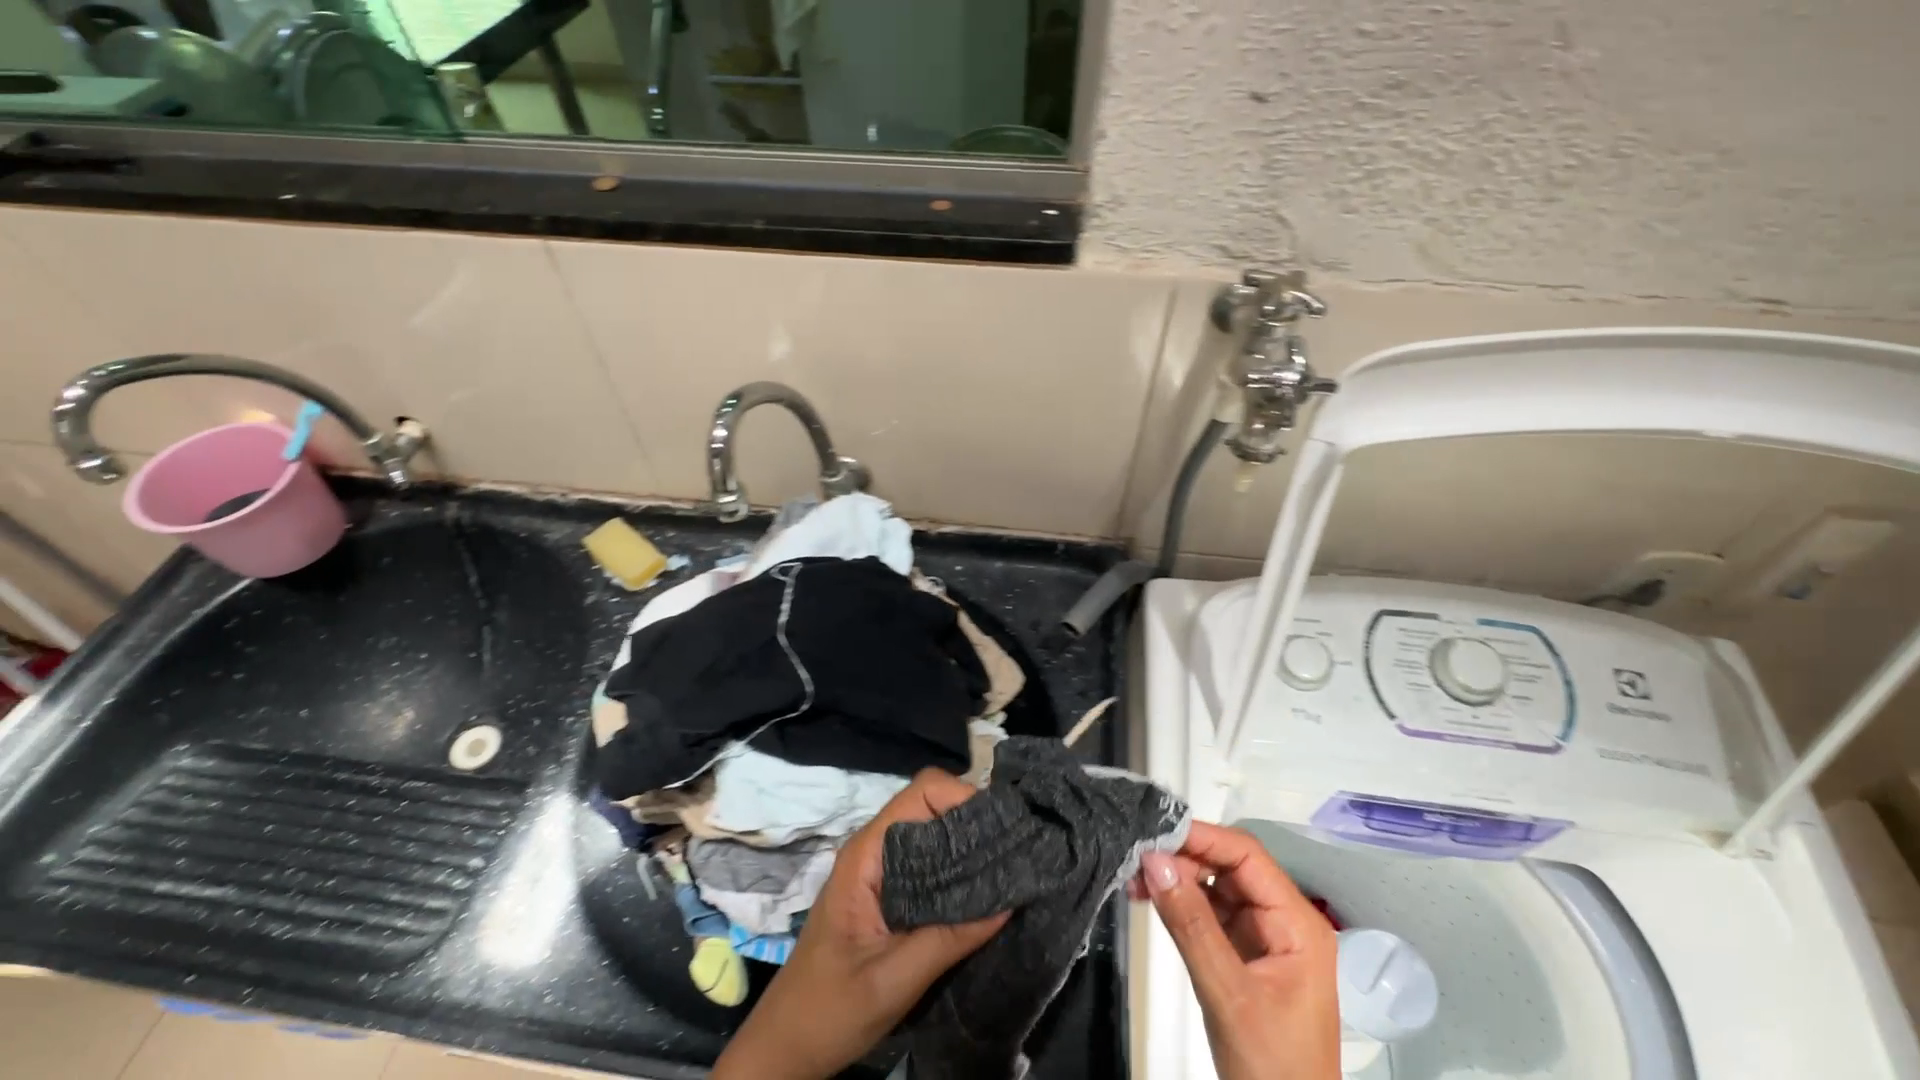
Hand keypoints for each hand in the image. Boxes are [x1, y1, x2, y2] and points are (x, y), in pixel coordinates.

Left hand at [712, 770, 1008, 1079]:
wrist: (786, 1047)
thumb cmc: (828, 1011)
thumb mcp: (892, 980)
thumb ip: (947, 940)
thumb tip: (1009, 900)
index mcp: (866, 856)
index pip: (922, 793)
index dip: (965, 799)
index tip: (1005, 831)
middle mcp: (875, 853)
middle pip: (933, 810)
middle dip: (977, 825)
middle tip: (1021, 854)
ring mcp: (881, 876)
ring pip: (935, 840)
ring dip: (973, 851)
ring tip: (1014, 873)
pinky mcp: (891, 899)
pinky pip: (932, 869)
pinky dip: (962, 875)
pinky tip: (988, 897)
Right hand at [1136, 821, 1339, 1079]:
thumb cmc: (1271, 1064)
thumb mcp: (1228, 994)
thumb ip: (1191, 924)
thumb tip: (1154, 860)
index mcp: (1297, 923)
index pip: (1247, 857)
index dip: (1202, 837)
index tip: (1154, 831)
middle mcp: (1284, 921)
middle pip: (1231, 868)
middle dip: (1183, 857)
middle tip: (1134, 858)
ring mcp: (1264, 939)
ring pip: (1218, 889)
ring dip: (1178, 879)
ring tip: (1133, 877)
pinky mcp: (1245, 957)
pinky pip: (1211, 915)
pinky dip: (1181, 905)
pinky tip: (1151, 899)